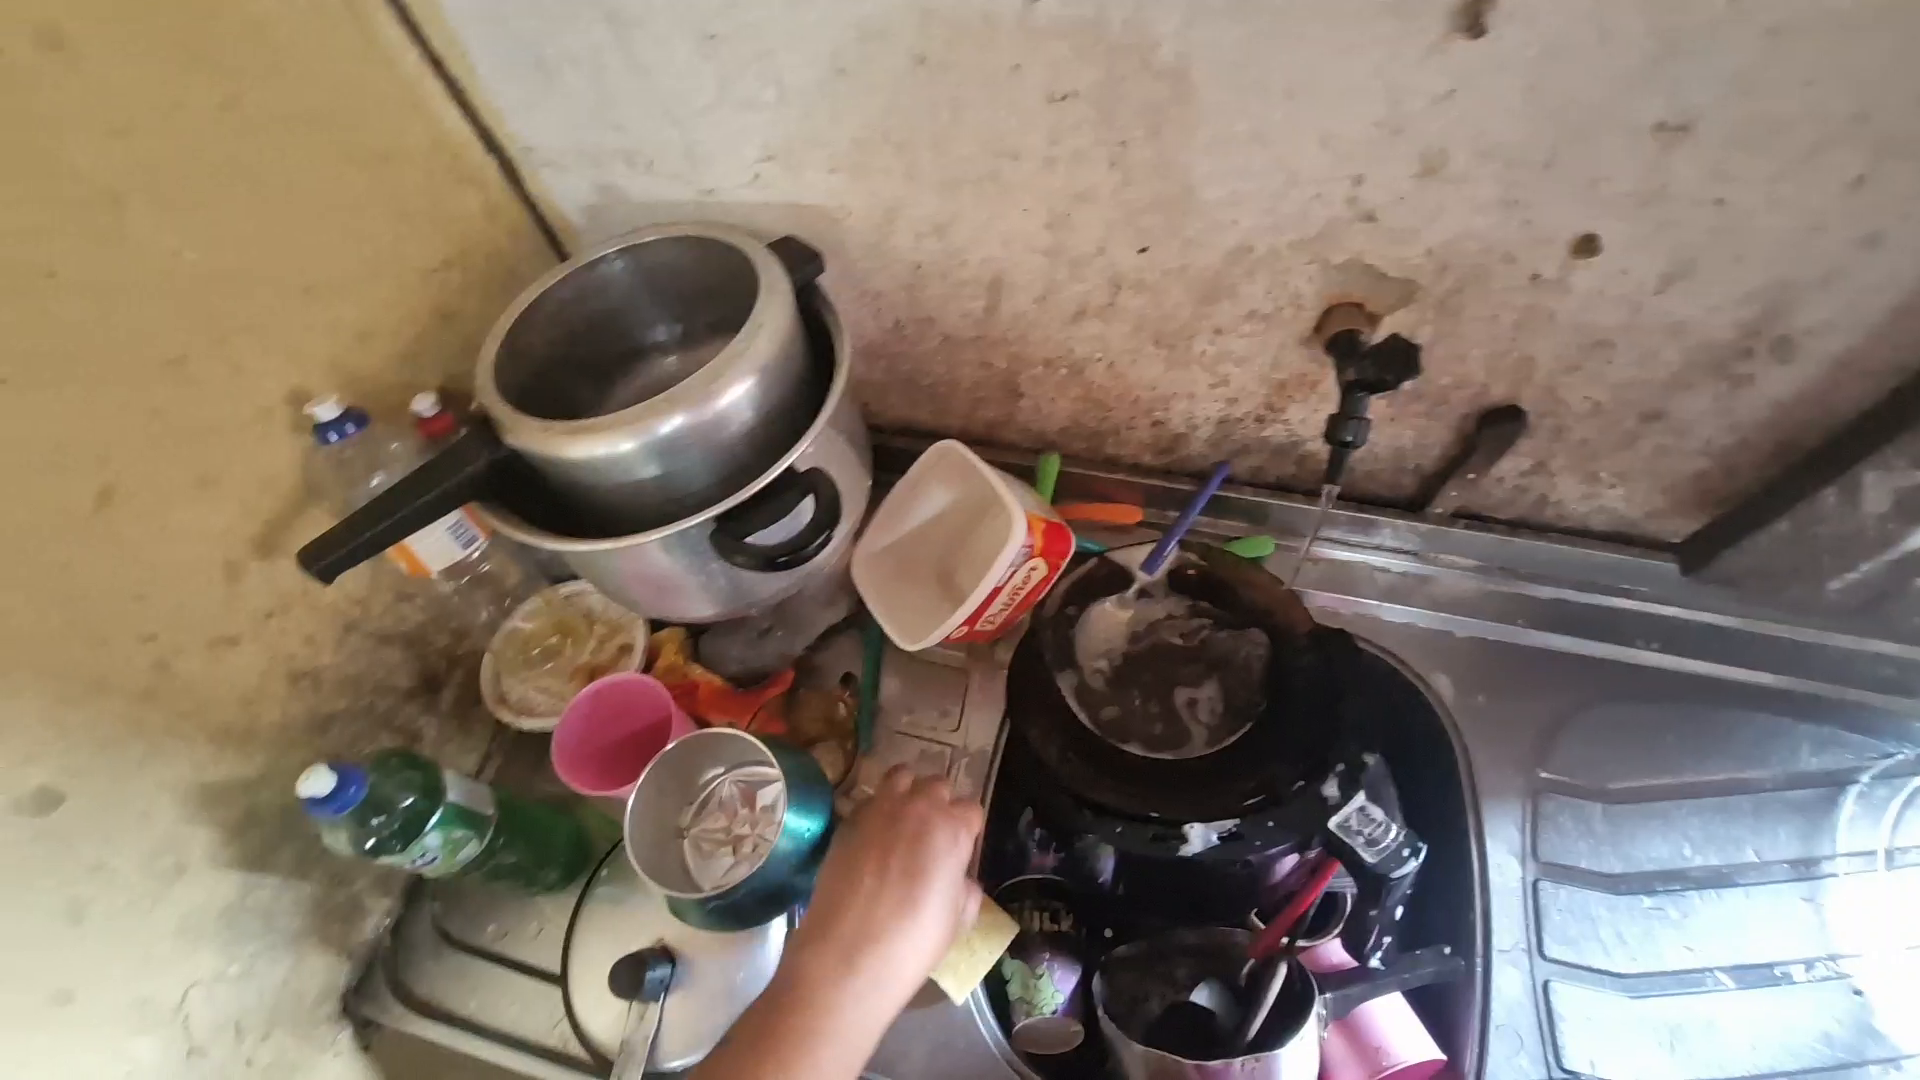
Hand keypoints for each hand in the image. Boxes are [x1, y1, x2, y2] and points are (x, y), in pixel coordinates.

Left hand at [782, 767, 984, 1014]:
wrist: (849, 953)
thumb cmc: (913, 942)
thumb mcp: (956, 921)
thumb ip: (965, 891)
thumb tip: (962, 882)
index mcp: (953, 829)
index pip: (971, 809)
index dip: (969, 827)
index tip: (962, 847)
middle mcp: (919, 807)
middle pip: (938, 785)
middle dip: (940, 802)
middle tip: (933, 832)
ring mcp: (880, 808)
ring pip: (902, 775)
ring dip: (908, 790)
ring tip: (904, 816)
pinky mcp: (849, 819)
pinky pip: (869, 799)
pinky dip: (877, 808)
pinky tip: (873, 836)